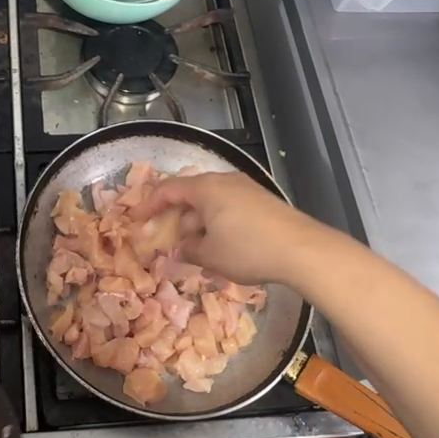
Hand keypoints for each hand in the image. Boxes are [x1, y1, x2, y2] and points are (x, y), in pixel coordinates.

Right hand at [133, 171, 338, 287]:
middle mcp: (224, 181)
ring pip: (210, 204)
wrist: (303, 250)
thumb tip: (179, 250)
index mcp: (205, 188)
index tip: (136, 220)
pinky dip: (216, 225)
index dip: (148, 205)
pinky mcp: (262, 203)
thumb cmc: (248, 249)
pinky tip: (219, 249)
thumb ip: (189, 250)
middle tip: (165, 240)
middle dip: (175, 218)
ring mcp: (246, 190)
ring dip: (197, 225)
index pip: (167, 189)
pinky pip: (228, 209)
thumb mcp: (211, 255)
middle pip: (190, 195)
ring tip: (193, 251)